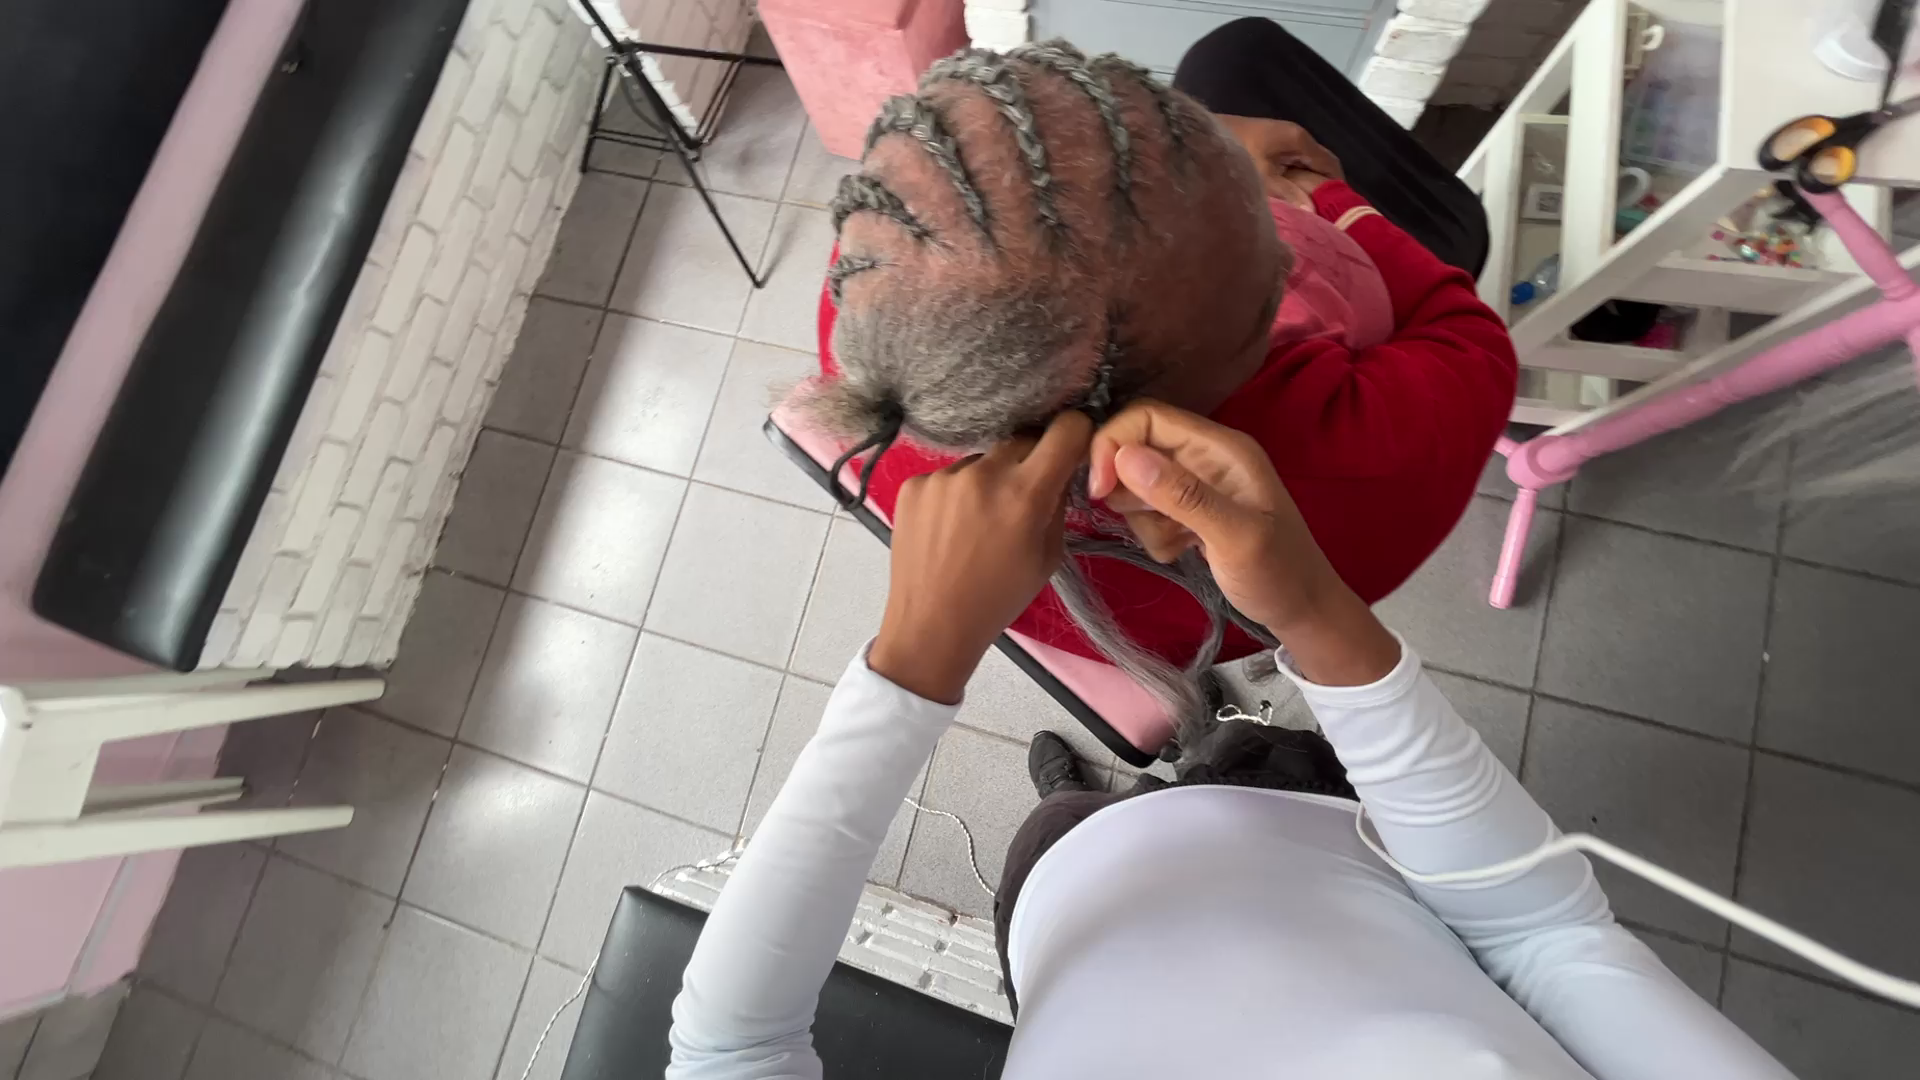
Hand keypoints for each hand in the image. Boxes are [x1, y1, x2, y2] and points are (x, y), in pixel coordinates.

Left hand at [869, 411, 1094, 703]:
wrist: (932, 625)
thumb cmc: (999, 599)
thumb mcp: (1048, 557)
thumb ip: (1058, 505)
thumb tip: (1060, 471)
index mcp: (1024, 494)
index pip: (1066, 429)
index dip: (1076, 433)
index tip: (1073, 446)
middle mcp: (983, 473)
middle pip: (1021, 440)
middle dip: (1029, 462)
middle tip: (1021, 496)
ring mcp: (943, 477)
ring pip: (981, 461)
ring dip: (988, 480)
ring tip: (976, 522)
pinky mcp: (913, 485)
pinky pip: (948, 477)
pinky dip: (954, 495)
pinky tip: (948, 528)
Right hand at [1087, 401, 1397, 685]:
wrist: (1301, 611)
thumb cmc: (1279, 574)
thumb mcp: (1235, 538)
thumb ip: (1183, 495)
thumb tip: (1125, 456)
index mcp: (1219, 447)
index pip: (1146, 417)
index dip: (1112, 444)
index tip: (1098, 490)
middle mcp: (1204, 456)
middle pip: (1133, 448)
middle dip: (1125, 488)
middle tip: (1147, 523)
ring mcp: (1195, 483)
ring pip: (1135, 483)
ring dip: (1142, 518)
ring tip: (1179, 543)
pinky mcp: (1187, 510)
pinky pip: (1146, 511)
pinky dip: (1154, 534)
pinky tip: (1183, 551)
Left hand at [1214, 116, 1342, 200]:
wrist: (1206, 139)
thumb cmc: (1237, 154)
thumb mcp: (1263, 179)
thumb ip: (1288, 194)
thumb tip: (1312, 211)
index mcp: (1300, 141)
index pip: (1330, 164)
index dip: (1337, 186)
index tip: (1339, 208)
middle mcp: (1296, 138)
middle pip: (1320, 164)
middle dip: (1324, 187)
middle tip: (1325, 214)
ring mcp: (1283, 141)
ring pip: (1305, 165)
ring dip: (1308, 185)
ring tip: (1309, 210)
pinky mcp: (1270, 147)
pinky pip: (1291, 166)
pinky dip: (1294, 181)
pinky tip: (1289, 198)